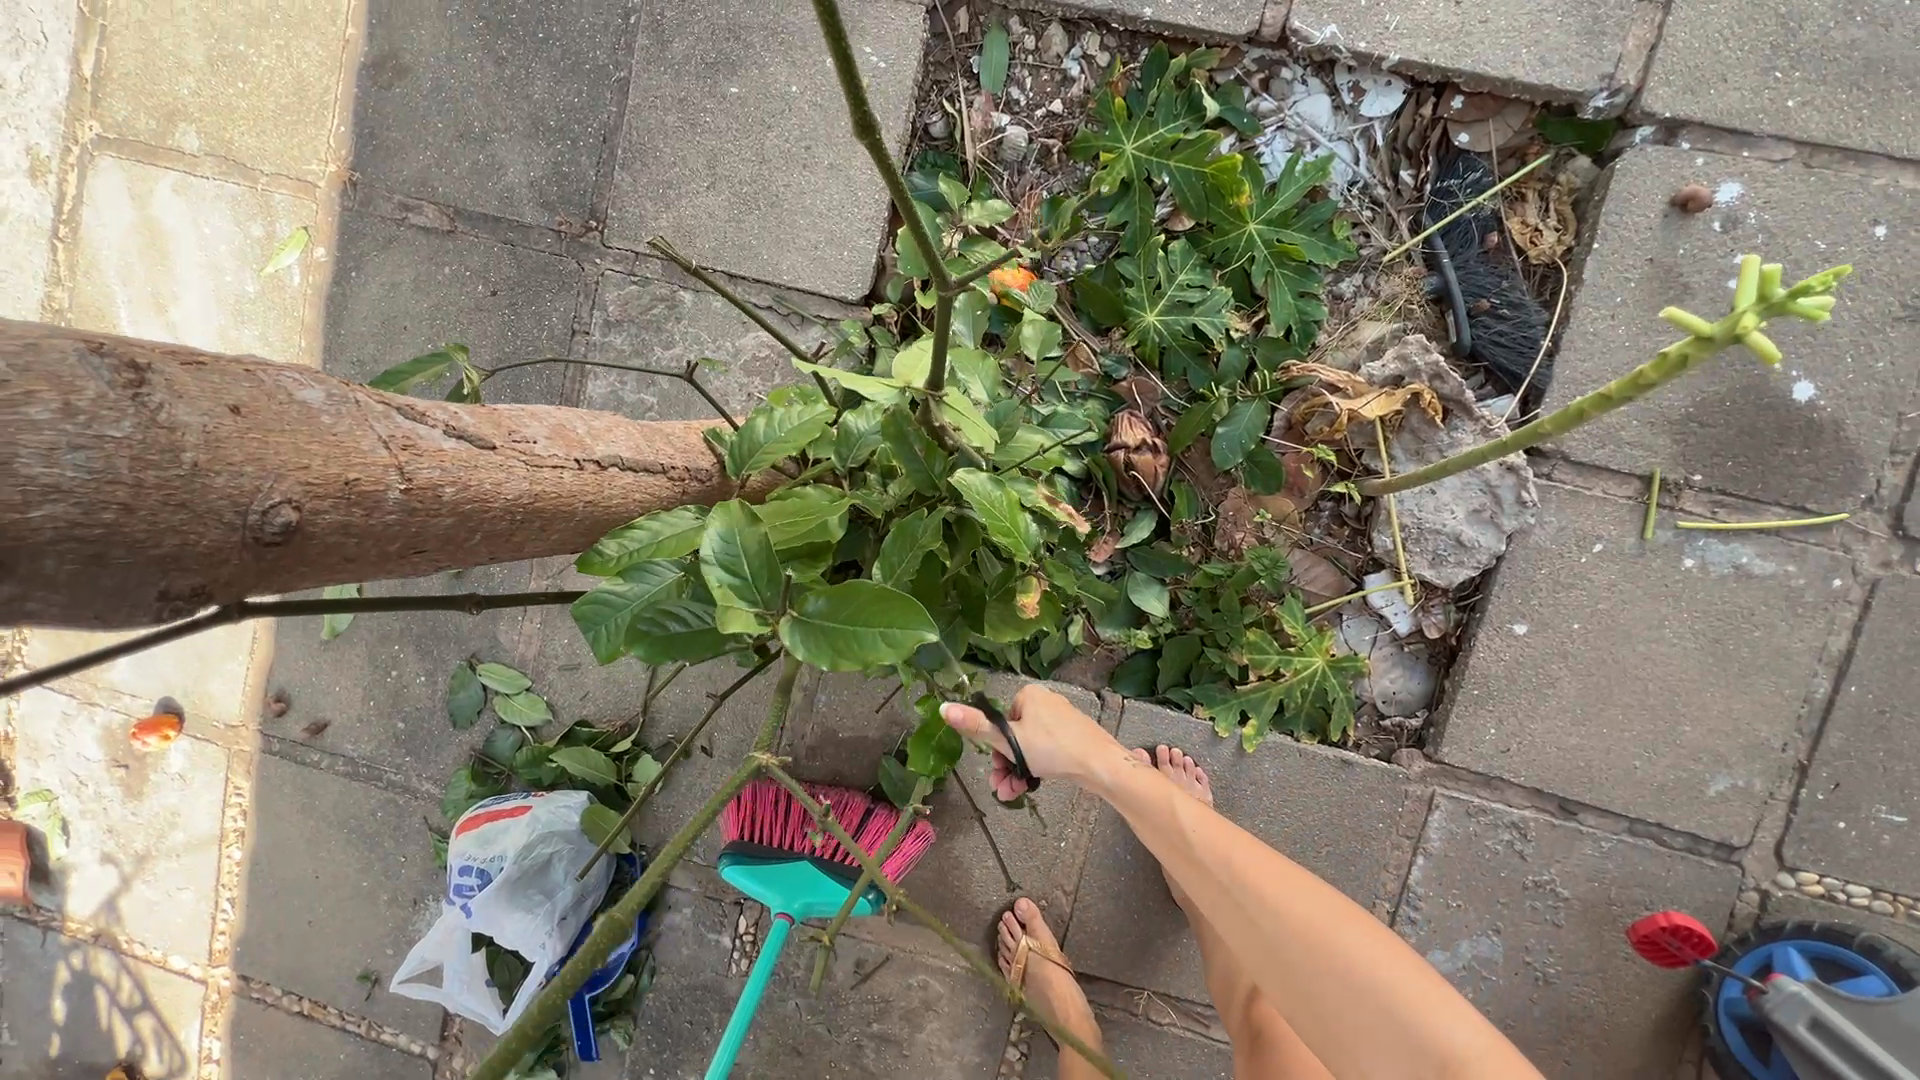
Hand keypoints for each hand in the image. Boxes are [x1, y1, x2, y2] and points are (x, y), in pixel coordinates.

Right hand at [940, 684, 1122, 799]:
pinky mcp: (1073, 738)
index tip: (995, 767)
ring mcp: (1061, 721)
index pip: (1001, 720)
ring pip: (1029, 748)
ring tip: (1011, 795)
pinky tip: (1027, 789)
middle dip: (1005, 765)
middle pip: (1014, 736)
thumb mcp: (1009, 741)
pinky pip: (1046, 752)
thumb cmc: (1052, 748)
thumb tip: (943, 707)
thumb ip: (976, 726)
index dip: (994, 747)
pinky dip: (1035, 768)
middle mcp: (1045, 703)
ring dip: (1016, 772)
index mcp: (1029, 695)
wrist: (1100, 765)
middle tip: (1002, 787)